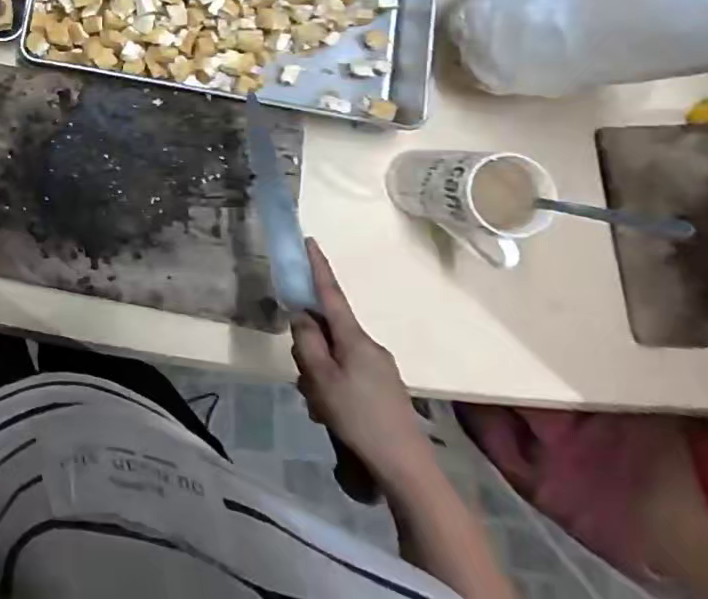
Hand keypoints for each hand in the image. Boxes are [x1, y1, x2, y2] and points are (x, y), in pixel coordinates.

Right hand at [290, 237, 435, 482]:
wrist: (405, 465)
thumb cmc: (359, 417)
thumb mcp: (321, 379)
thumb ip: (307, 343)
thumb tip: (302, 315)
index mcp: (354, 338)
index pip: (332, 294)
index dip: (319, 268)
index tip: (310, 242)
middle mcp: (369, 346)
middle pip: (328, 332)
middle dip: (310, 349)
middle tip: (305, 380)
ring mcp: (378, 368)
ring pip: (335, 357)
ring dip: (320, 375)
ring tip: (320, 408)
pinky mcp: (382, 389)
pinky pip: (347, 375)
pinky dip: (333, 388)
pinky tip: (331, 416)